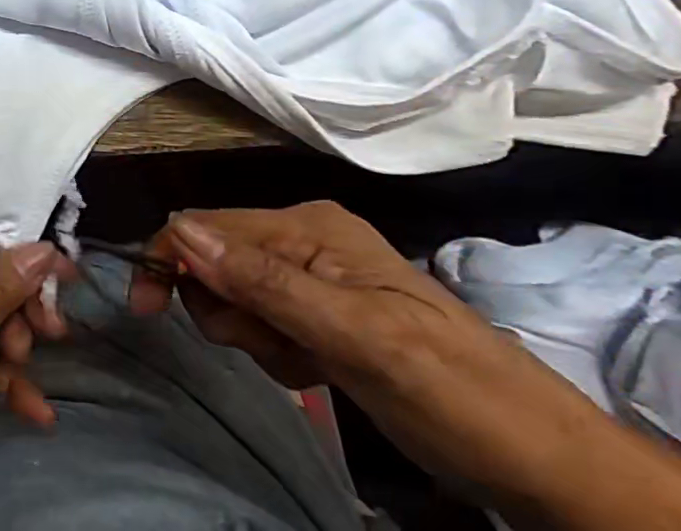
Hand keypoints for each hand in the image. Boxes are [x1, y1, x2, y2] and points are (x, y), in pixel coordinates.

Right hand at [132, 203, 680, 530]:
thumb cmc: (452, 390)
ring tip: (305, 365)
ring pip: (237, 296)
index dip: (169, 258)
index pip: (210, 225)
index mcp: (311, 227)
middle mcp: (307, 239)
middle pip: (218, 260)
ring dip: (253, 337)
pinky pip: (264, 322)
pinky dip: (273, 350)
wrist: (534, 454)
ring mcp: (315, 276)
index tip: (145, 309)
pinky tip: (313, 370)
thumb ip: (265, 283)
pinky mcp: (322, 312)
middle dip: (226, 310)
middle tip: (273, 348)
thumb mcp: (355, 337)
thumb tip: (180, 230)